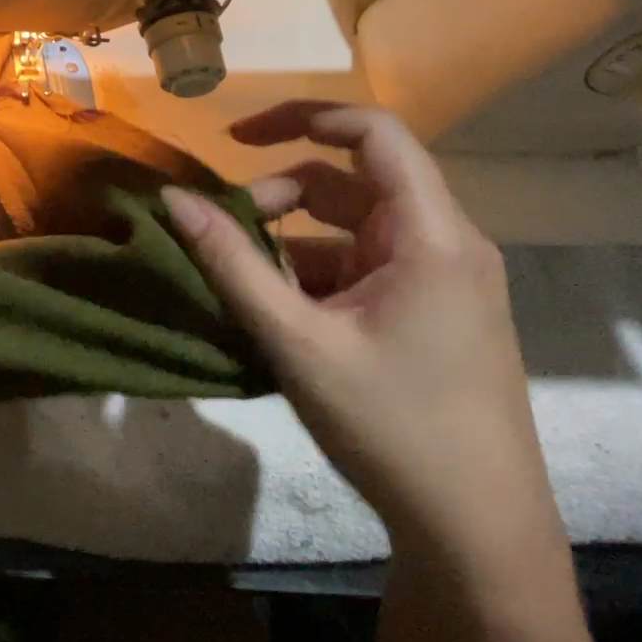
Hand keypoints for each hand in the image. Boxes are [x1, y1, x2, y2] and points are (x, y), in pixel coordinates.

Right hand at [157, 102, 553, 551]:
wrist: (471, 523)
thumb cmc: (388, 421)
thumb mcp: (293, 338)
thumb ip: (228, 261)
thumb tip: (169, 197)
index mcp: (429, 237)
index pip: (374, 134)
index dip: (302, 118)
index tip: (231, 137)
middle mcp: (443, 244)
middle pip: (348, 183)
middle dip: (275, 196)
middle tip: (221, 233)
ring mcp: (438, 278)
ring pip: (347, 226)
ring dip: (287, 239)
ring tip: (246, 284)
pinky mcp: (427, 309)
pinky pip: (357, 263)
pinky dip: (309, 271)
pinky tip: (279, 313)